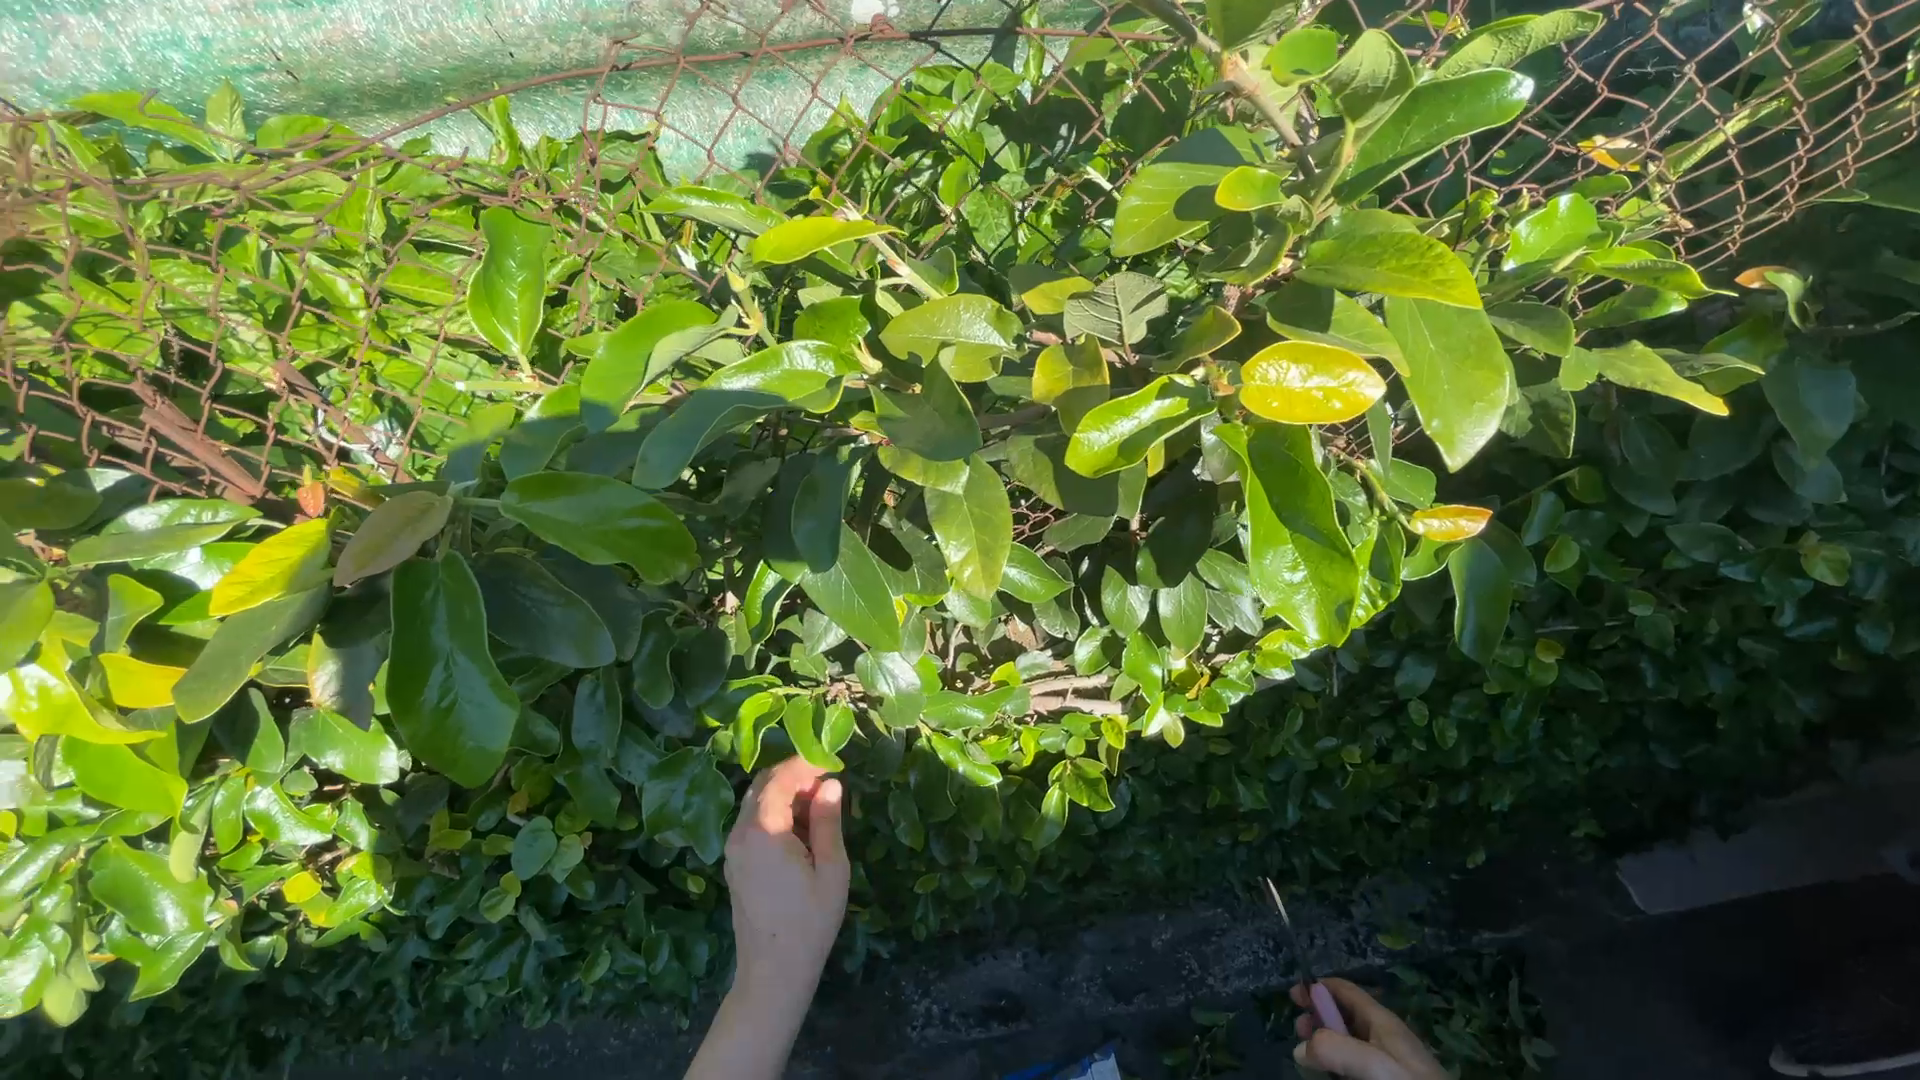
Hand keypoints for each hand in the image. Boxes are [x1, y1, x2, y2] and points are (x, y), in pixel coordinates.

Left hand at [684, 757, 848, 1079]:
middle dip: (794, 776)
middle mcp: (739, 833)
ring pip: (755, 803)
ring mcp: (733, 849)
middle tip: (827, 781)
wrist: (773, 973)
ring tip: (819, 803)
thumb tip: (830, 784)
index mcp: (762, 829)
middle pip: (762, 786)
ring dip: (785, 794)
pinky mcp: (735, 864)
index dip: (805, 764)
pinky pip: (752, 823)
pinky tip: (801, 828)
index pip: (780, 778)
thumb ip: (827, 821)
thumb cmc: (809, 921)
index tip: (832, 761)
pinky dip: (775, 813)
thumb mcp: (831, 868)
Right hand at [1289, 978, 1448, 1079]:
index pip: (1344, 989)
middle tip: (1300, 1034)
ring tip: (1311, 1058)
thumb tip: (1299, 1049)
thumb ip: (1334, 1049)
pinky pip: (1356, 1065)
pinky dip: (1338, 1064)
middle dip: (1317, 1018)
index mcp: (1381, 1019)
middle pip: (1342, 1014)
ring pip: (1347, 1041)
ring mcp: (1385, 1060)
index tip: (1293, 998)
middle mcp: (1382, 1036)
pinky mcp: (1385, 1078)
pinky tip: (1330, 1074)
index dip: (1317, 987)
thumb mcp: (1372, 1063)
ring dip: (1325, 1043)